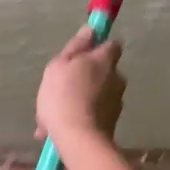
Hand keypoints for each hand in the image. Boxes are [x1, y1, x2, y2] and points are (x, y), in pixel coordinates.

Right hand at [35, 27, 125, 142]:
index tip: (82, 54)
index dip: (98, 47)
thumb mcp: (59, 65)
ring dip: (79, 100)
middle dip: (86, 78)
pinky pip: (94, 115)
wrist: (78, 139)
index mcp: (105, 60)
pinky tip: (57, 131)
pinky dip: (80, 118)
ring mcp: (116, 102)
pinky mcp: (112, 123)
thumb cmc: (63, 95)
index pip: (112, 45)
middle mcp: (117, 78)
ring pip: (96, 95)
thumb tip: (91, 30)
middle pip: (103, 71)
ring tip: (52, 117)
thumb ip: (76, 47)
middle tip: (61, 89)